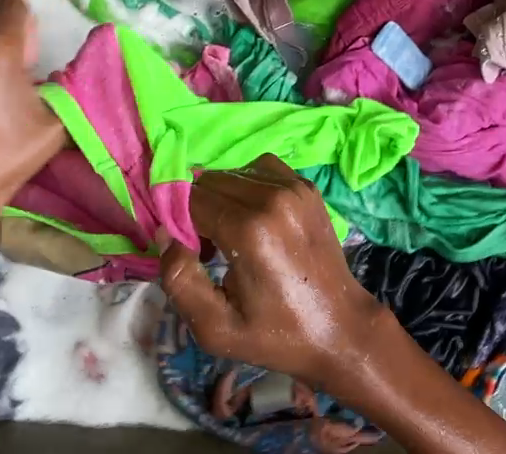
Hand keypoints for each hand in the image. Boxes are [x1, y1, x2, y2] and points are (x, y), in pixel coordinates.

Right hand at [159, 154, 385, 385]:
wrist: (340, 329)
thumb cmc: (277, 335)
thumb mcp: (216, 328)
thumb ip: (179, 281)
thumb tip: (165, 235)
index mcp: (249, 230)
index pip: (191, 200)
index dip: (179, 223)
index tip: (189, 251)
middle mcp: (272, 197)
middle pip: (211, 182)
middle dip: (198, 210)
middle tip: (208, 249)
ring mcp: (294, 187)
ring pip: (233, 172)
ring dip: (222, 197)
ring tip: (231, 234)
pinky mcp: (307, 186)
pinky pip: (261, 169)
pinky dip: (248, 187)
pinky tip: (254, 217)